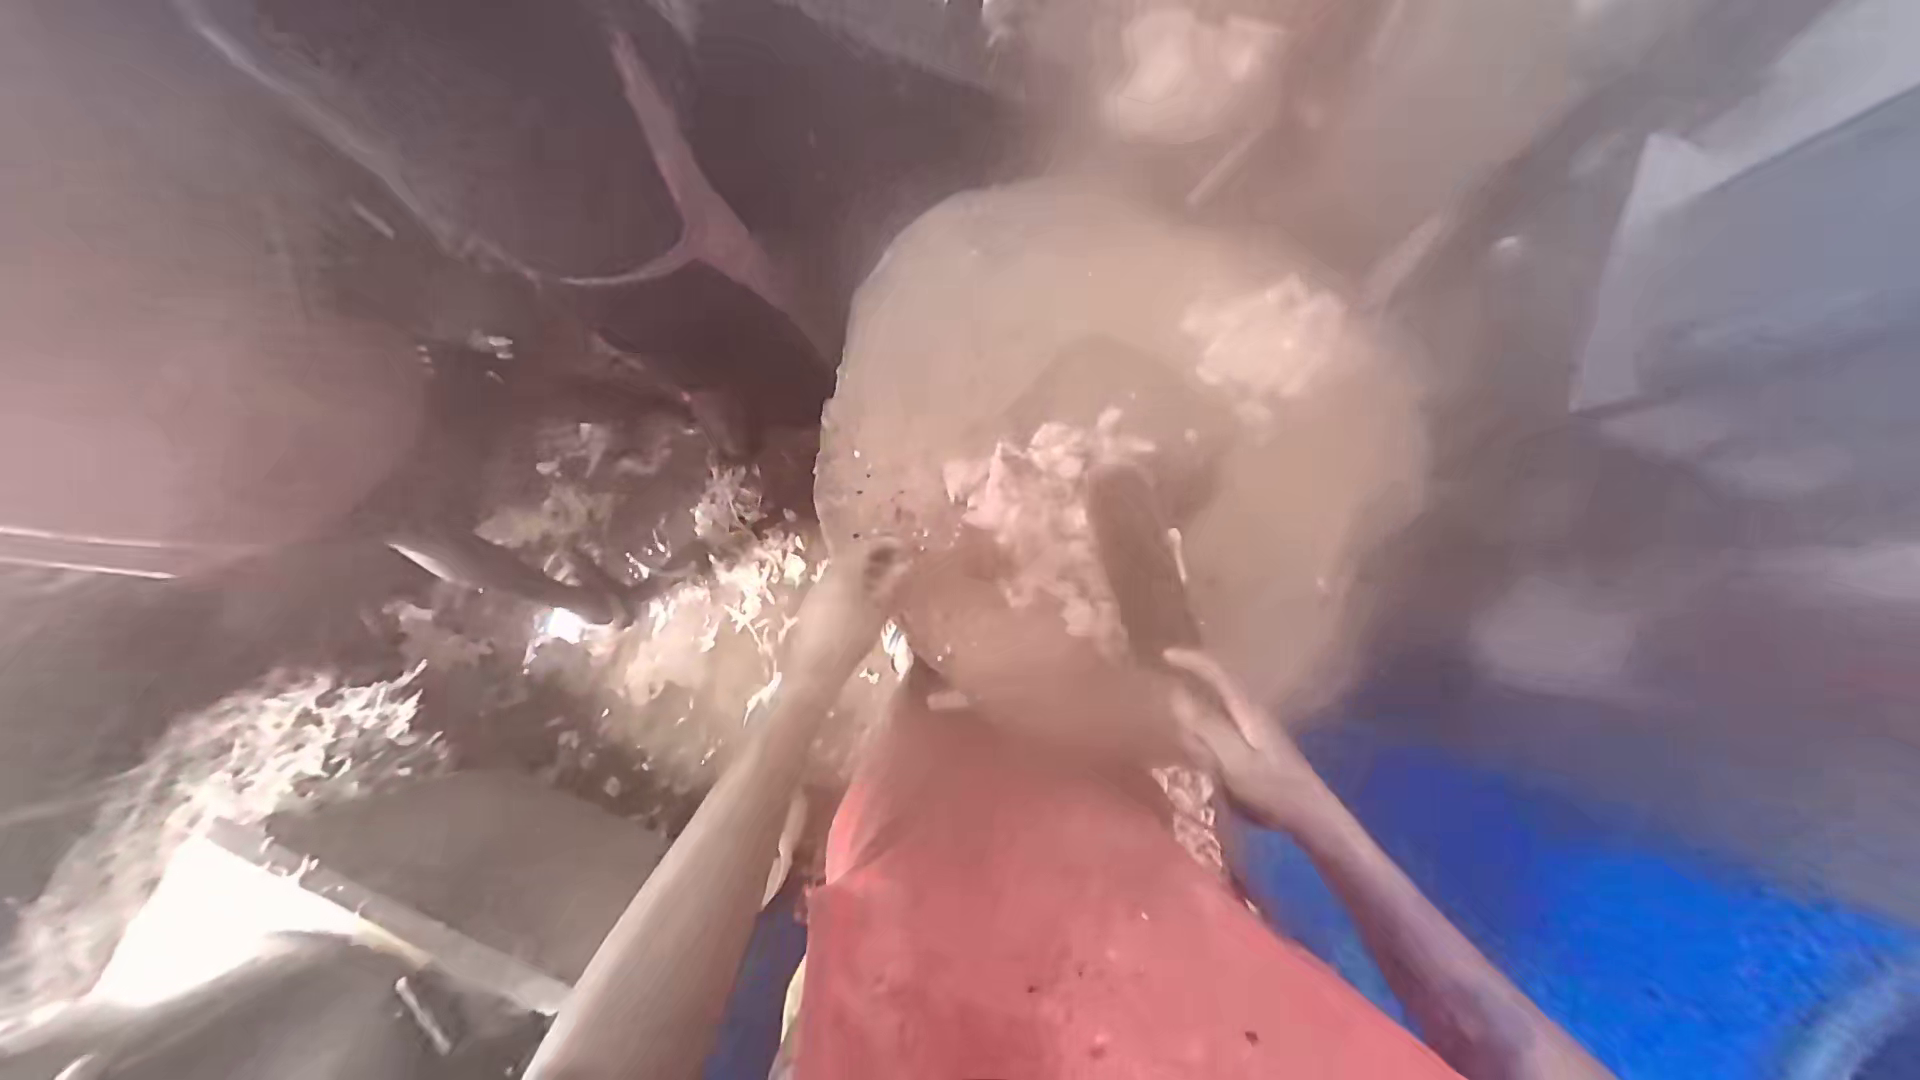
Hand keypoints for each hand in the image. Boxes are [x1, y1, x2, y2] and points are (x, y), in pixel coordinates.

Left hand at [782, 538, 911, 681]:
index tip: (905, 547)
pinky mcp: (812, 605)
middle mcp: (828, 574)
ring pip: (843, 570)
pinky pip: (836, 584)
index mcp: (845, 570)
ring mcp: (817, 589)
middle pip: (852, 555)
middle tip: (897, 561)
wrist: (814, 668)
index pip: (866, 545)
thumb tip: (904, 564)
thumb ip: (890, 584)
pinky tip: (865, 598)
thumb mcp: (877, 611)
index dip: (886, 543)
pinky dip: (854, 583)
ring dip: (865, 570)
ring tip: (885, 580)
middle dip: (876, 555)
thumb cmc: (851, 637)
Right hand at [1164, 648, 1333, 832]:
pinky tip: (1196, 743)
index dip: (1190, 659)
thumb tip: (1176, 693)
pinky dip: (1203, 724)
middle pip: (1217, 683)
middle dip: (1191, 677)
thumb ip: (1206, 726)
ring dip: (1196, 706)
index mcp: (1246, 709)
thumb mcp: (1235, 760)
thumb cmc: (1272, 789)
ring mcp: (1255, 727)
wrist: (1313, 818)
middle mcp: (1251, 711)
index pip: (1217, 671)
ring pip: (1218, 704)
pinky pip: (1221, 722)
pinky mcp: (1255, 744)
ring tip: (1175, 721)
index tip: (1164, 655)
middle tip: (1162, 686)